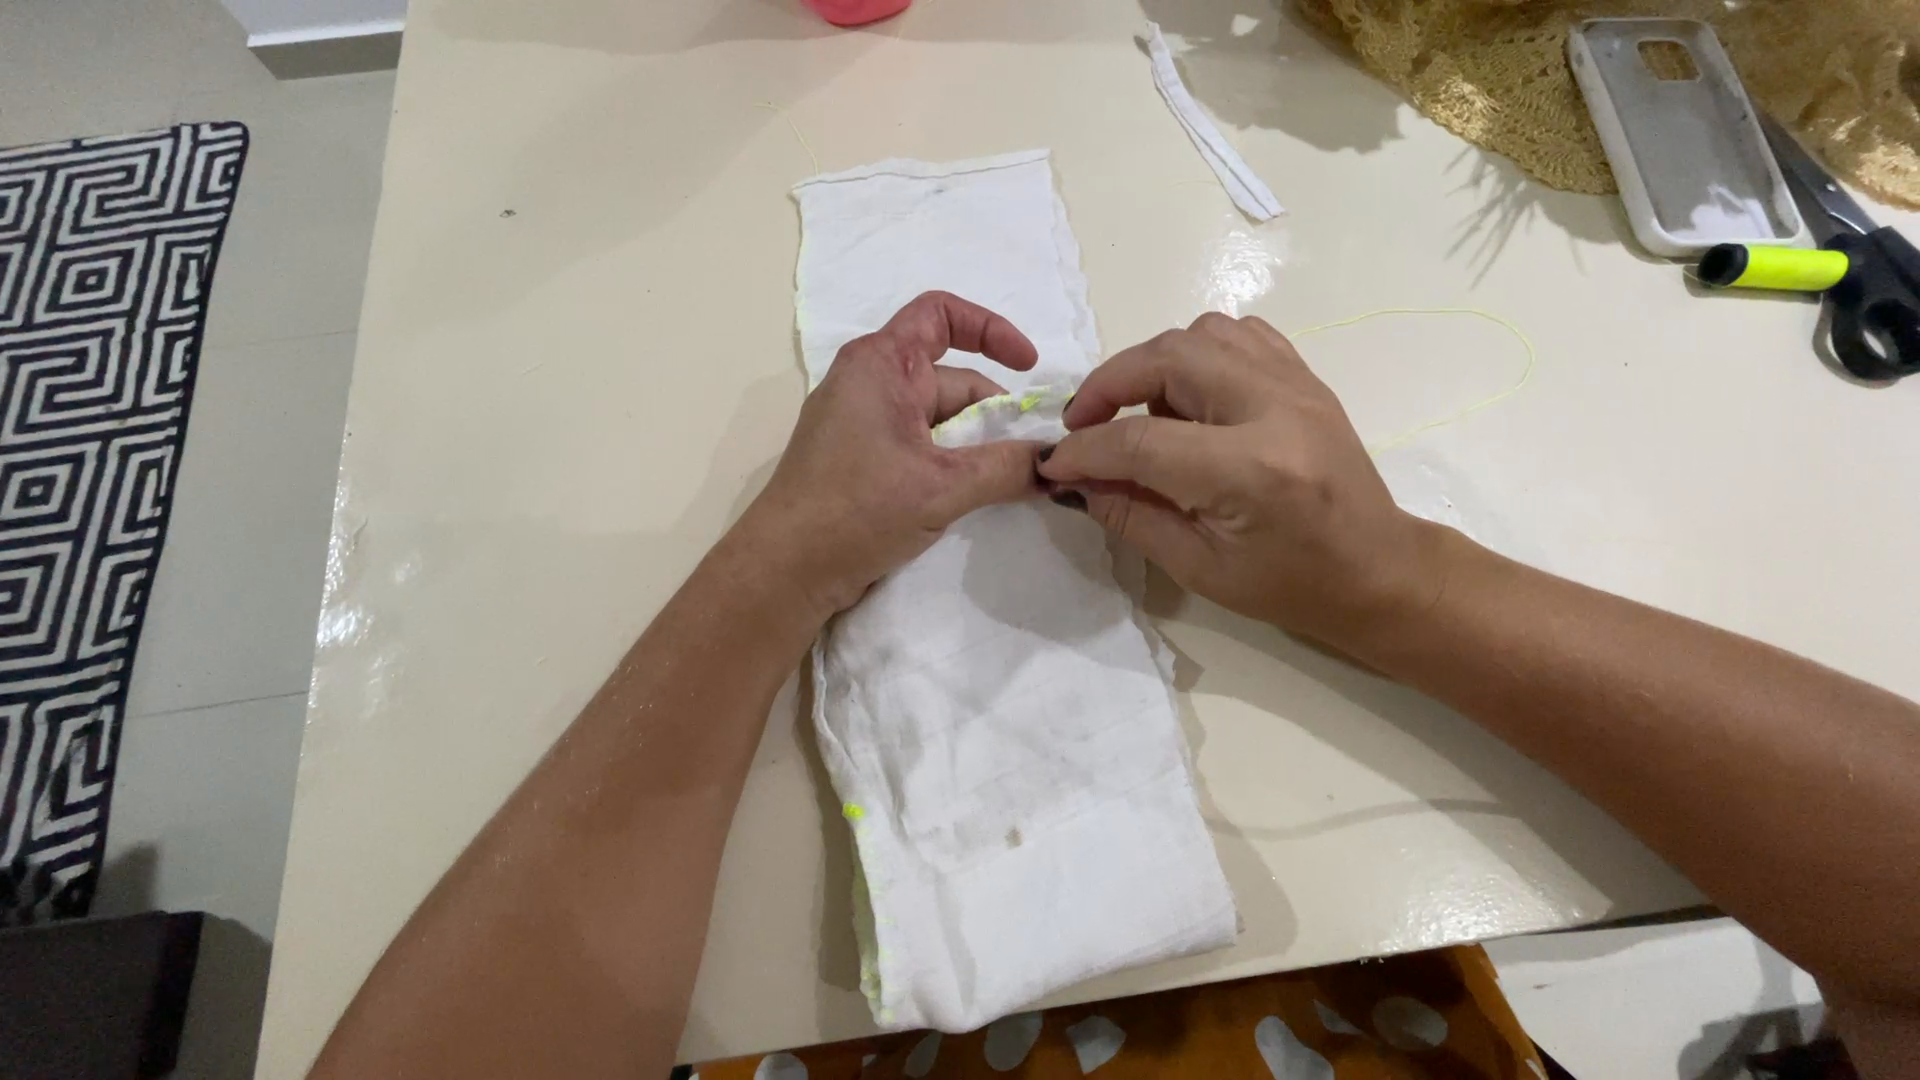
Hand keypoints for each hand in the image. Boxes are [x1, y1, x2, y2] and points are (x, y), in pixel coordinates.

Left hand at [732, 291, 1045, 619]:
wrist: (786, 571)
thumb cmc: (856, 510)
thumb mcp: (941, 487)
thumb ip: (1006, 468)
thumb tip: (1057, 463)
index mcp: (880, 364)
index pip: (942, 315)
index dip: (992, 330)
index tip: (1029, 368)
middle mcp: (871, 384)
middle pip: (950, 379)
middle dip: (993, 414)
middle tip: (1031, 458)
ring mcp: (865, 426)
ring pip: (939, 421)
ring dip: (976, 446)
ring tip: (1011, 483)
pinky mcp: (864, 463)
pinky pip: (922, 449)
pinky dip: (953, 465)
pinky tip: (977, 496)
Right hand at [1037, 312, 1451, 651]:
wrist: (1375, 570)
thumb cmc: (1288, 585)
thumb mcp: (1196, 566)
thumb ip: (1129, 513)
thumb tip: (1074, 478)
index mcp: (1251, 472)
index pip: (1140, 441)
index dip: (1084, 450)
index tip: (1054, 464)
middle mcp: (1275, 411)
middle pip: (1168, 358)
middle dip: (1107, 385)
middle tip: (1082, 424)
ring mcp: (1297, 385)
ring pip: (1202, 334)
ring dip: (1151, 365)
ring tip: (1137, 411)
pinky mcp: (1304, 378)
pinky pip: (1237, 336)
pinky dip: (1195, 354)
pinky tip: (1184, 395)